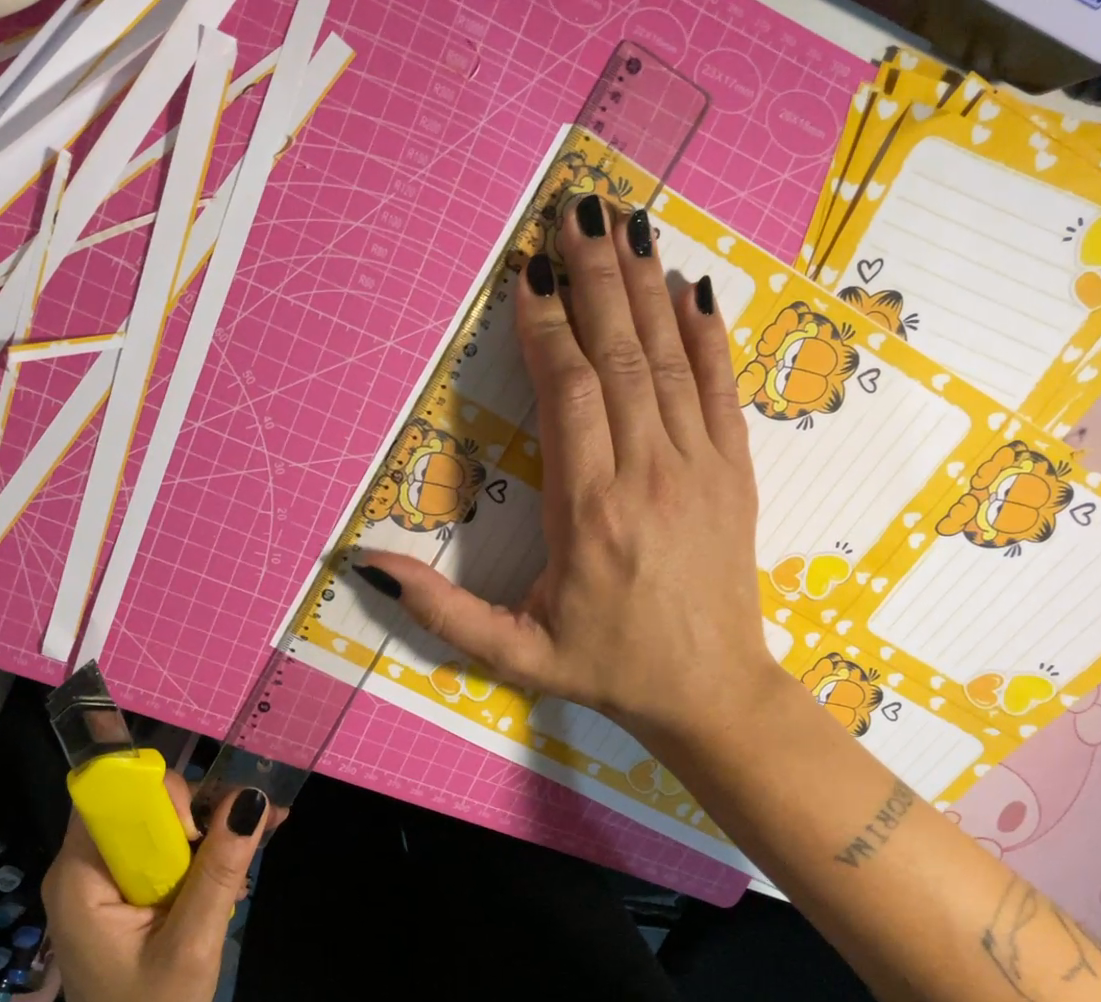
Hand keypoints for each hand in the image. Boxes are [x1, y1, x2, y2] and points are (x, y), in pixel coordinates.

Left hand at [42, 773, 268, 1001]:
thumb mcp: (192, 946)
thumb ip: (219, 872)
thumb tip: (251, 800)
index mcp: (80, 877)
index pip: (112, 797)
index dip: (159, 795)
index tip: (202, 825)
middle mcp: (83, 868)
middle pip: (140, 806)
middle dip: (198, 809)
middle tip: (253, 821)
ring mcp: (102, 881)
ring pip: (156, 826)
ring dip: (208, 829)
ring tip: (260, 835)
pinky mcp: (122, 893)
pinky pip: (160, 853)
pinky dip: (199, 854)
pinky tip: (238, 866)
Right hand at [356, 194, 788, 750]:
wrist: (712, 694)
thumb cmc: (606, 667)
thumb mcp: (512, 653)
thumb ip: (439, 610)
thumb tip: (366, 565)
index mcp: (589, 512)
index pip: (567, 394)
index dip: (547, 328)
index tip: (530, 272)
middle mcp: (649, 474)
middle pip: (617, 356)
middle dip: (594, 278)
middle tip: (576, 208)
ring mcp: (701, 466)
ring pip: (667, 358)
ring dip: (642, 287)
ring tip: (625, 224)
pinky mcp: (734, 470)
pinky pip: (718, 386)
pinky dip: (703, 332)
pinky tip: (688, 287)